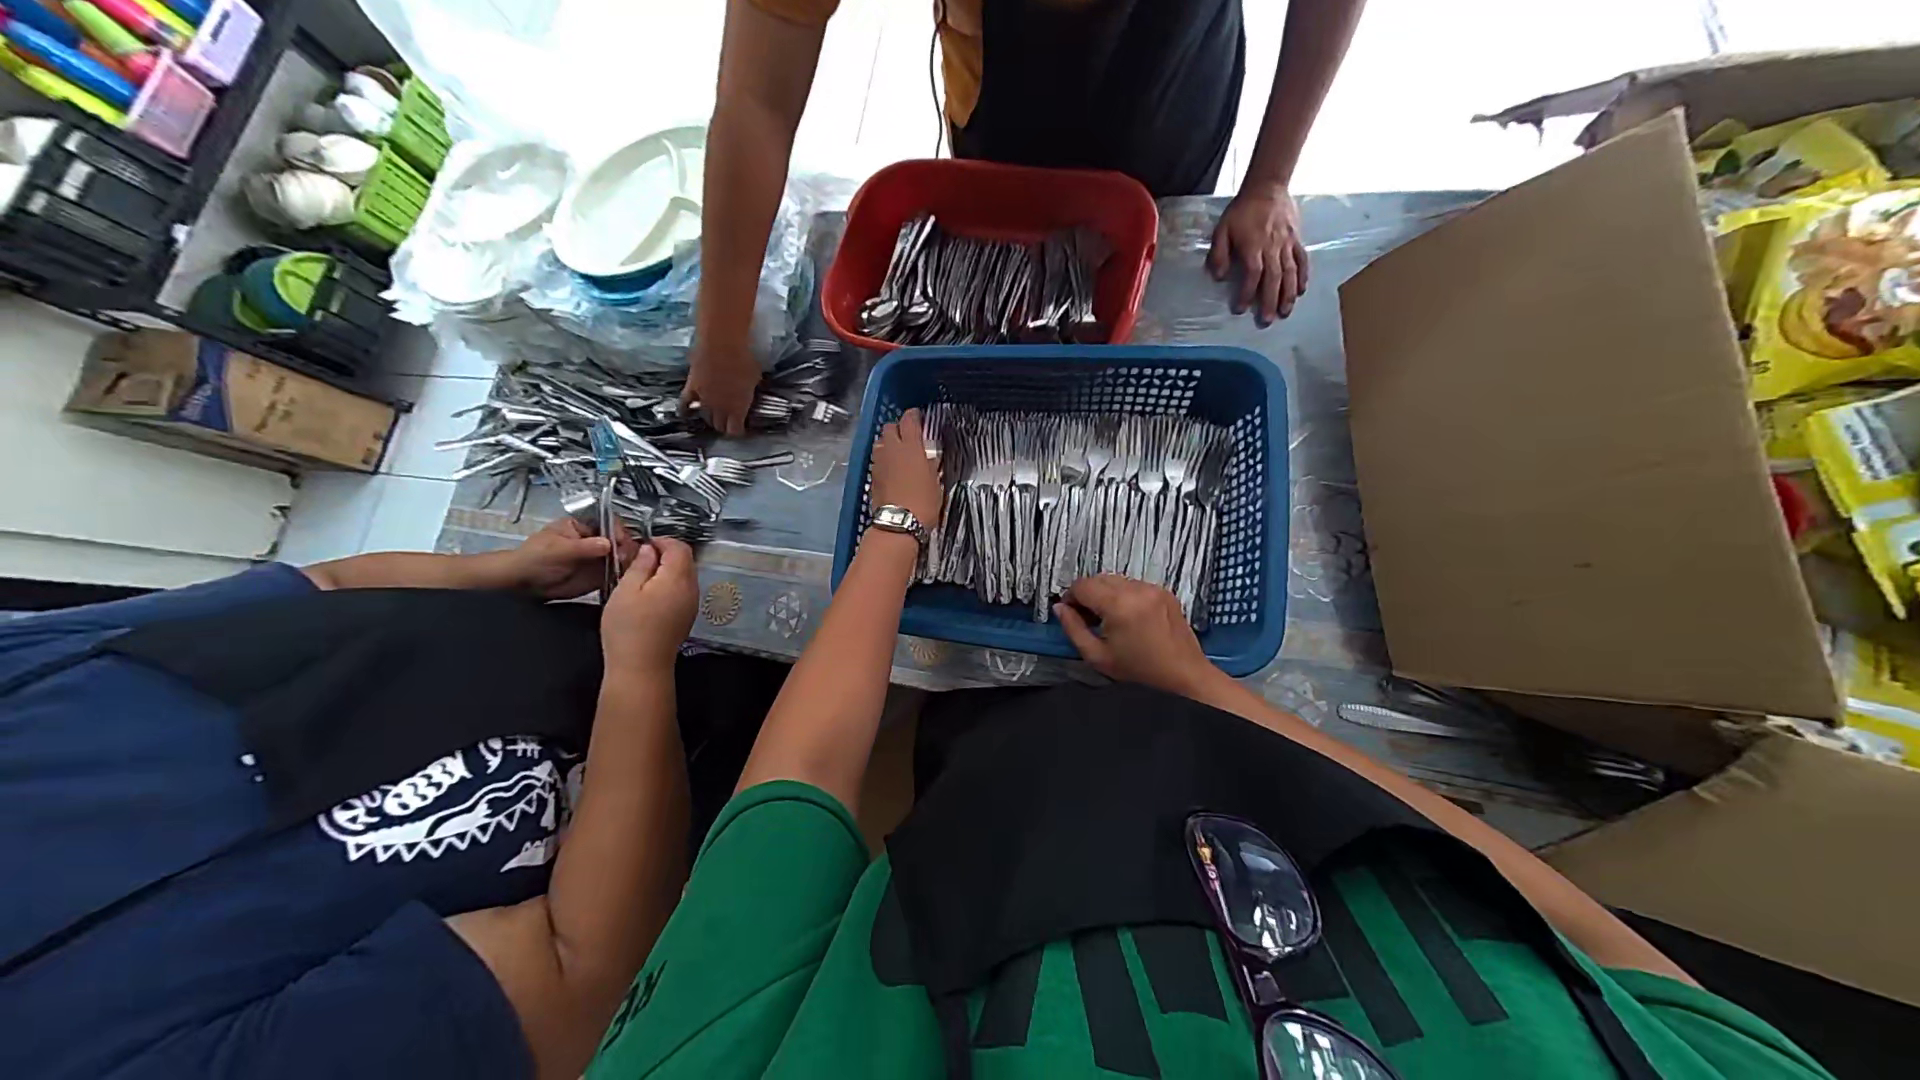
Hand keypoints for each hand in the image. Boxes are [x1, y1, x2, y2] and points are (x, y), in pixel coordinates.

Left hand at [502, 517, 640, 600]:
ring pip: (622, 556)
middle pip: (619, 539)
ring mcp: (599, 557)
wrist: (523, 584)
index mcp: (583, 526)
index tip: (621, 542)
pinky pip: (617, 572)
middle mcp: (595, 539)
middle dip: (625, 547)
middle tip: (625, 557)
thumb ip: (583, 547)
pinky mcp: (600, 574)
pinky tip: (627, 577)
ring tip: (627, 567)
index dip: (617, 530)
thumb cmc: (535, 558)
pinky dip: (624, 574)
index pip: (607, 522)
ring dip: (628, 561)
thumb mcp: (557, 550)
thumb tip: (608, 544)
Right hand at [601, 538, 698, 673]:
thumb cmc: (628, 627)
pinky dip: (671, 584)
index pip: (680, 548)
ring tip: (641, 576)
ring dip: (668, 570)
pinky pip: (683, 591)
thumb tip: (649, 549)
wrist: (641, 667)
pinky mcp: (687, 616)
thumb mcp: (626, 590)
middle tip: (639, 559)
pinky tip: (651, 594)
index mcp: (678, 578)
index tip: (641, 544)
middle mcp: (692, 589)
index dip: (662, 541)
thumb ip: (640, 565)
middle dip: (666, 554)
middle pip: (686, 560)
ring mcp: (692, 604)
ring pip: (686, 575)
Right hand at [682, 340, 760, 436]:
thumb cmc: (744, 360)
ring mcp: (703, 400)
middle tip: (727, 420)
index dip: (737, 431)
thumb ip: (748, 393)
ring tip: (713, 415)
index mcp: (738, 409)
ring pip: (705, 418)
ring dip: (710, 418)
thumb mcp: (754, 380)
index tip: (740, 428)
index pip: (735, 431)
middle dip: (724, 425)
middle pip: (719, 425)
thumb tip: (747, 394)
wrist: (722, 344)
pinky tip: (685, 414)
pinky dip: (685, 411)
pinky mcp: (690, 388)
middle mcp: (720, 409)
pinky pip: (684, 405)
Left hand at [869, 408, 942, 527]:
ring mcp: (879, 462)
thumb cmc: (923, 502)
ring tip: (898, 451)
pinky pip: (877, 459)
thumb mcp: (935, 482)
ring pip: (880, 442)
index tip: (918, 416)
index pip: (909, 420)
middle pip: (889, 427)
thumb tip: (929, 459)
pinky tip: (891, 468)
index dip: (913, 415)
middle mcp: (891, 449)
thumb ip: (931, 465)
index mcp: (911, 447)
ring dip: (888, 443)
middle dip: (898, 428)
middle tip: (908, 436)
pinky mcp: (872, 476)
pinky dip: (883, 459)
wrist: (899, 523)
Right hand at [1053, 575, 1220, 697]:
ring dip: (1106, 594)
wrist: (1184, 676)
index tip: (1070, 613)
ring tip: (1108, 619)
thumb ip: (1073, 629)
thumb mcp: (1097, 656)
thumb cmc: (1140, 671)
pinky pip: (1134, 585)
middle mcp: (1137, 589)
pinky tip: (1127, 617)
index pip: (1082, 585)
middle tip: (1087, 619)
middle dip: (1088, 594)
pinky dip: (1124, 595)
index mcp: (1119, 605)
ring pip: (1116, 580)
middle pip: (1098, 579)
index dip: (1070, 597)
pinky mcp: (1164, 592)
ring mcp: (1153, 588)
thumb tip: (1060, 608)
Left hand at [1209, 180, 1308, 324]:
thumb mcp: (1222, 230)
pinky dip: (1302, 277)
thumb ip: (1218, 254)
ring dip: (1288, 295)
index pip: (1252, 275)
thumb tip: (1218, 277)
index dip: (1246, 294)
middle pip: (1273, 279)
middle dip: (1269, 302)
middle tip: (1266, 321)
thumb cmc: (1242, 210)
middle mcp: (1273, 248)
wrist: (1268, 187)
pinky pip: (1302, 260)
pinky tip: (1301, 291)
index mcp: (1253, 246)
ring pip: (1290, 273)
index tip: (1240, 309)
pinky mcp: (1297, 239)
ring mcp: (1287, 244)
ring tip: (1285, 312)